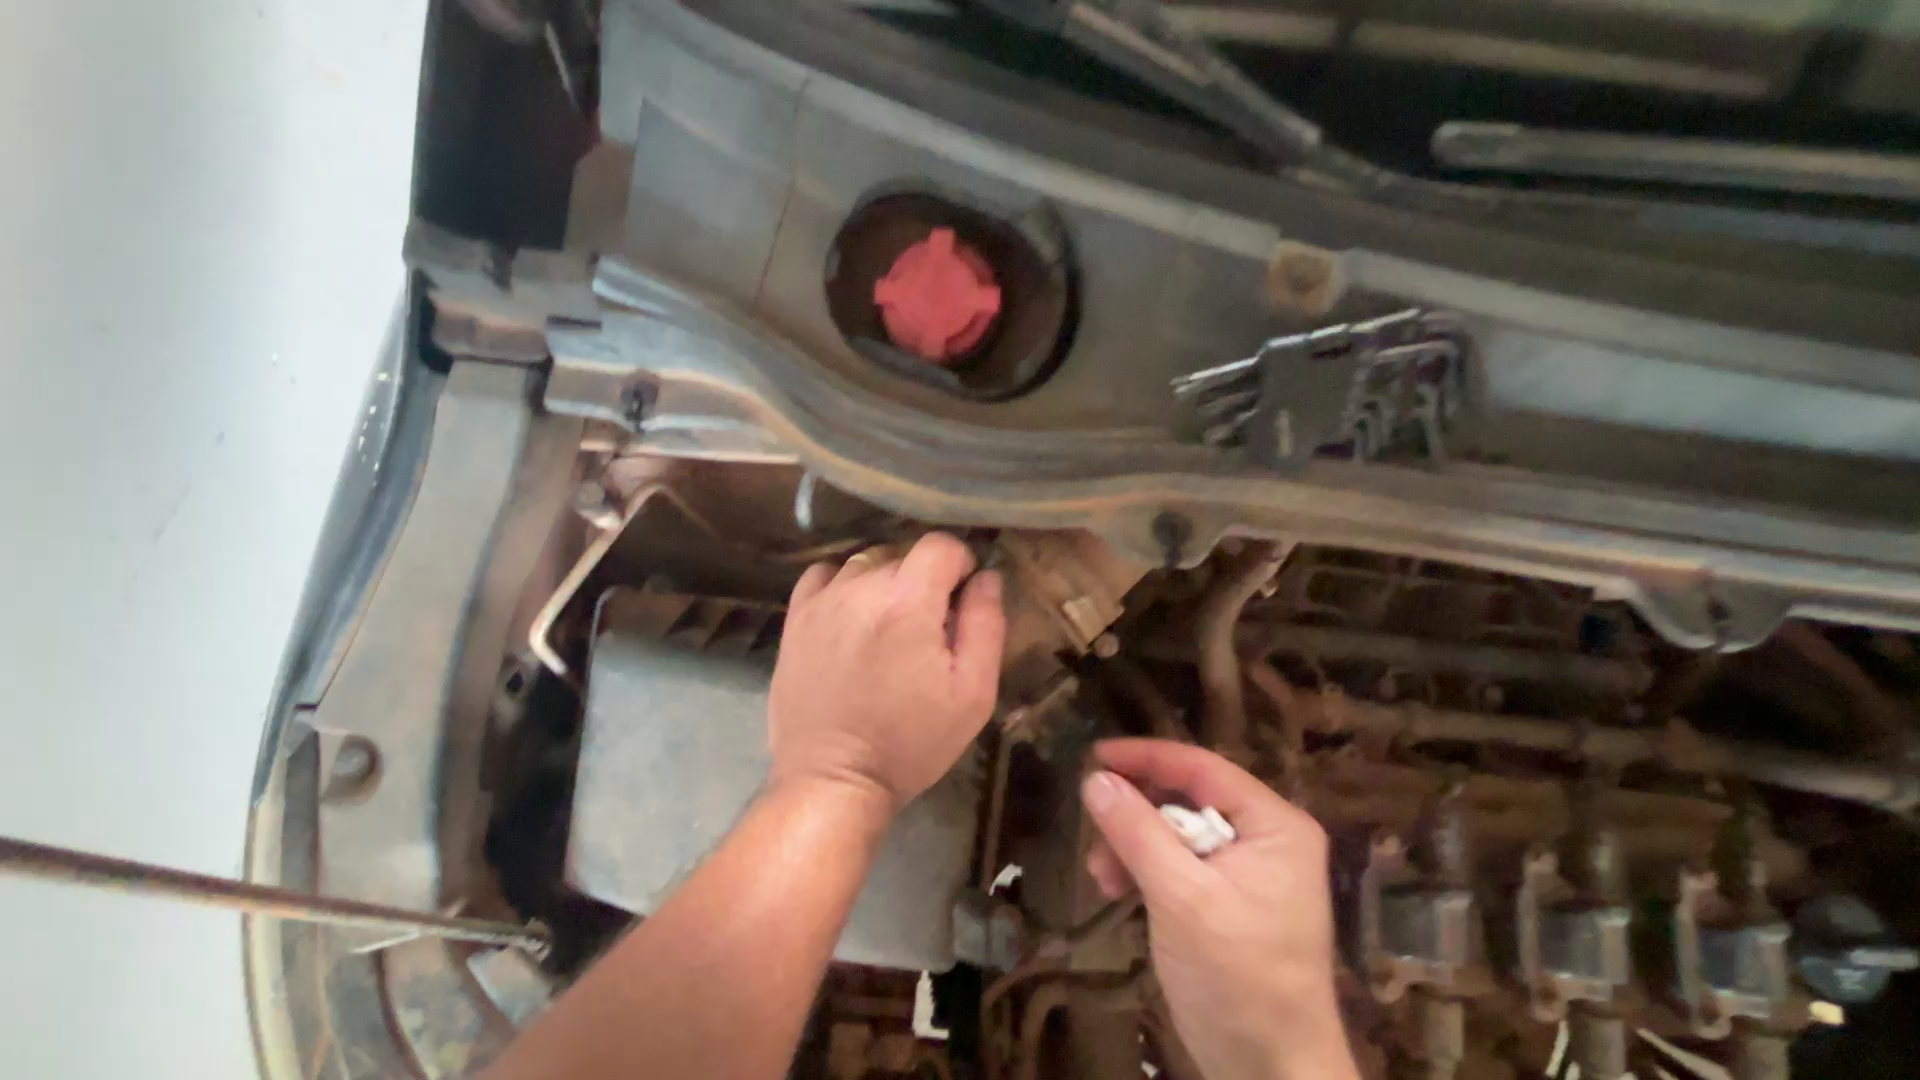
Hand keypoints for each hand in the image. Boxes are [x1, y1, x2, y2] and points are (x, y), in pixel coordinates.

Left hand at [768, 532, 1006, 810]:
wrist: (834, 780)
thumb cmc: (911, 743)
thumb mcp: (972, 693)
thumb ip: (986, 624)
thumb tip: (987, 577)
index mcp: (907, 601)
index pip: (942, 545)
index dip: (962, 566)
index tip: (962, 601)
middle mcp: (860, 587)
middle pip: (905, 554)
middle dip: (925, 581)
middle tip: (929, 630)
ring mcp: (822, 601)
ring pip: (866, 563)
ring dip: (886, 583)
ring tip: (889, 628)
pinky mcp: (795, 619)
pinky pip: (825, 575)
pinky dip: (844, 584)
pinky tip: (853, 616)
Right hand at [1081, 739, 1359, 1079]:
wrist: (1271, 1074)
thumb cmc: (1237, 979)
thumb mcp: (1181, 898)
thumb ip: (1137, 832)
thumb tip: (1095, 778)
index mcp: (1274, 825)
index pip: (1201, 767)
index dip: (1145, 758)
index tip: (1093, 756)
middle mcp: (1265, 838)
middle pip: (1186, 799)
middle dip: (1136, 816)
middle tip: (1094, 834)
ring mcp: (1248, 872)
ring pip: (1176, 834)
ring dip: (1134, 849)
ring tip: (1103, 879)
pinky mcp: (1228, 902)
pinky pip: (1179, 866)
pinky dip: (1146, 873)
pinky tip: (1118, 891)